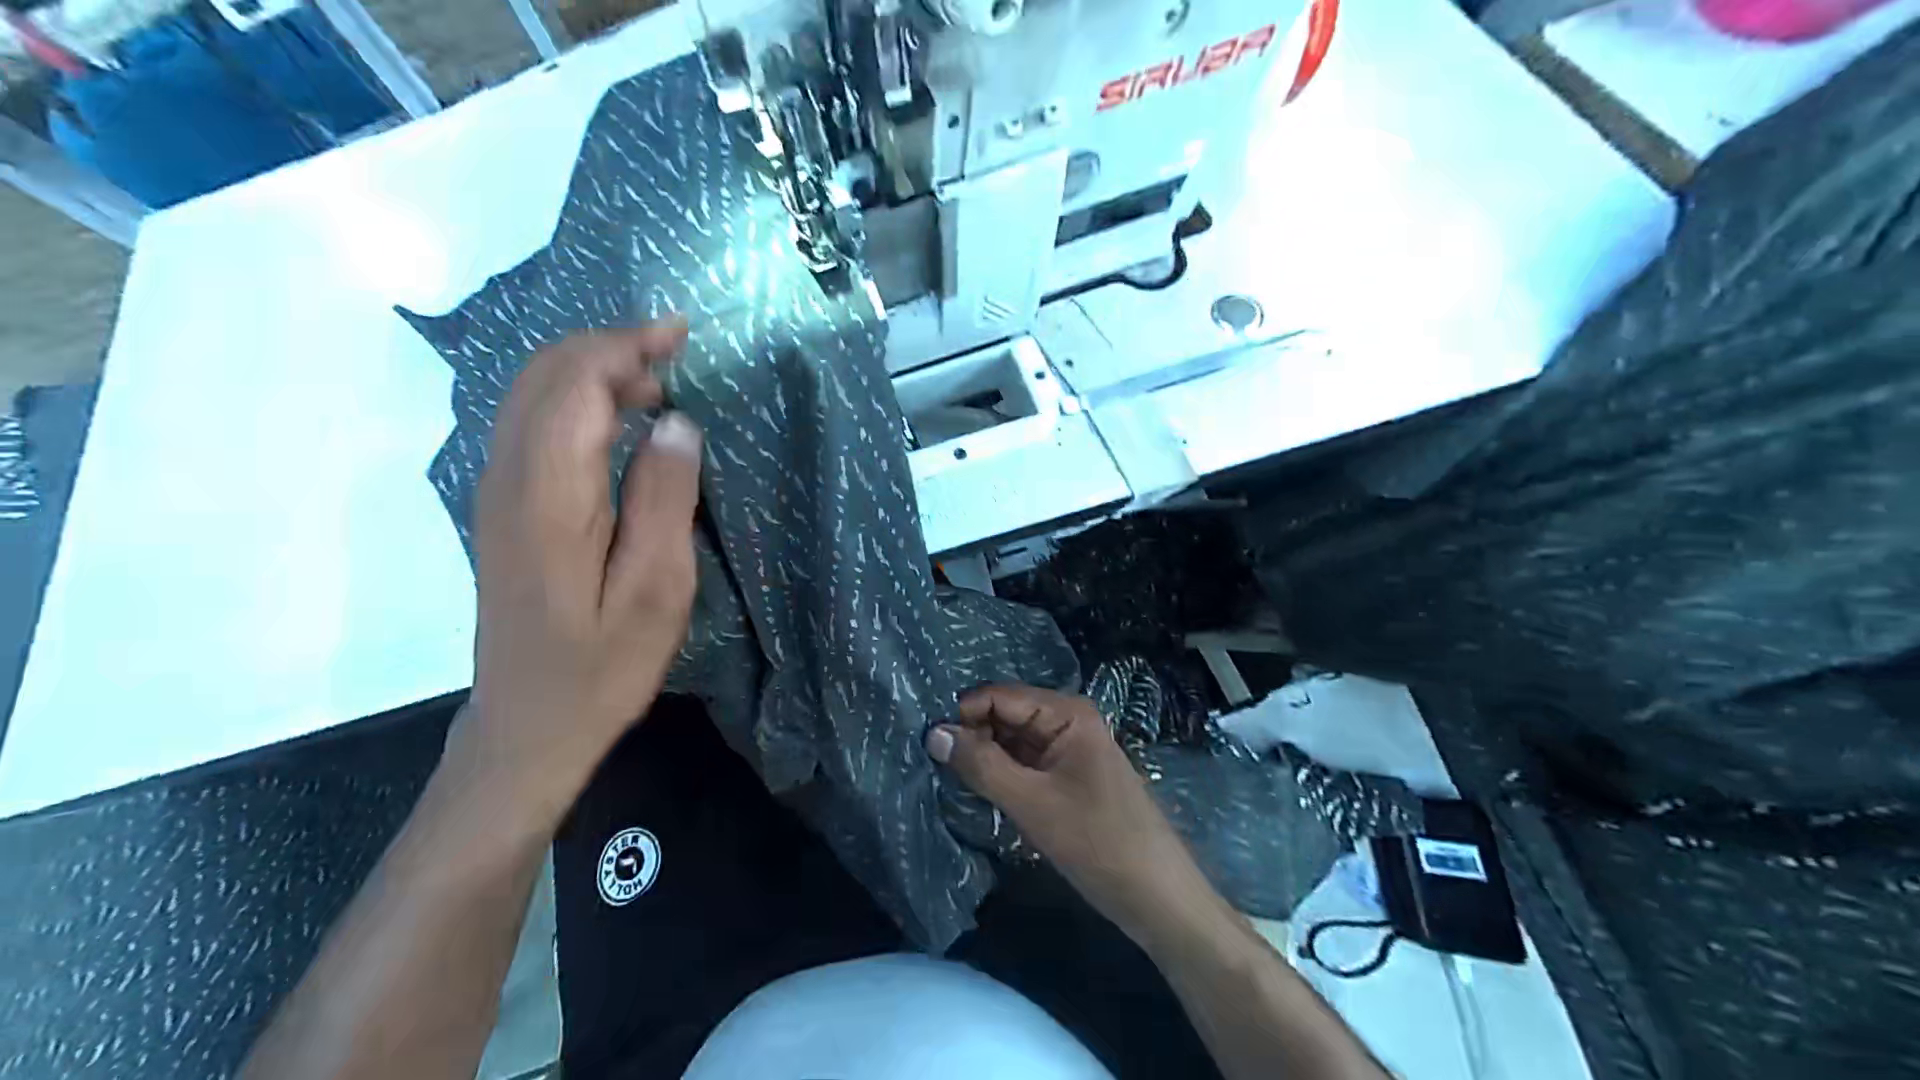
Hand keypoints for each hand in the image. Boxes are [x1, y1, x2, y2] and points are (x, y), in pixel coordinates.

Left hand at [453, 322, 702, 827]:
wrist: (528, 725)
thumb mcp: (656, 590)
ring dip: (593, 371)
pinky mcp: (504, 508)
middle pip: (544, 375)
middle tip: (677, 356)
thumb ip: (665, 499)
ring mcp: (498, 492)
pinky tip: (621, 423)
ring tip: (659, 385)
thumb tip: (676, 423)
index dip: (626, 346)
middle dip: (610, 347)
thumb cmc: (602, 666)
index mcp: (547, 494)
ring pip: (534, 395)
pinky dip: (578, 402)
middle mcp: (508, 478)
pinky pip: (534, 426)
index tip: (682, 337)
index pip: (574, 382)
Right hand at [927, 684, 1211, 939]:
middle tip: (934, 765)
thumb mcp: (1032, 803)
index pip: (999, 695)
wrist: (1158, 898)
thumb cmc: (1098, 843)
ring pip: (1012, 741)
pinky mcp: (1067, 778)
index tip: (930, 746)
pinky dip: (1001, 774)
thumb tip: (932, 732)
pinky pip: (1024, 764)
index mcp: (1066, 713)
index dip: (963, 715)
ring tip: (949, 779)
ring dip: (983, 757)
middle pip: (1005, 715)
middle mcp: (1067, 721)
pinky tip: (979, 792)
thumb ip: (980, 765)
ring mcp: (1068, 750)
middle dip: (971, 735)